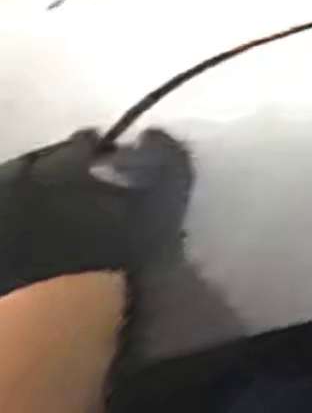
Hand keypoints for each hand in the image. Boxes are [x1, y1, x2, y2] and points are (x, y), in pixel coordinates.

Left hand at [0, 129, 191, 297]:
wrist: (55, 308)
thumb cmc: (117, 247)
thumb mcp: (162, 199)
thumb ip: (167, 160)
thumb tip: (152, 132)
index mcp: (59, 172)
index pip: (77, 145)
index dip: (93, 144)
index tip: (105, 149)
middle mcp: (15, 186)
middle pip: (26, 163)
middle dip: (47, 161)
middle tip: (67, 170)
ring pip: (2, 186)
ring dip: (18, 185)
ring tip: (37, 197)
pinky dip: (7, 211)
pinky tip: (18, 220)